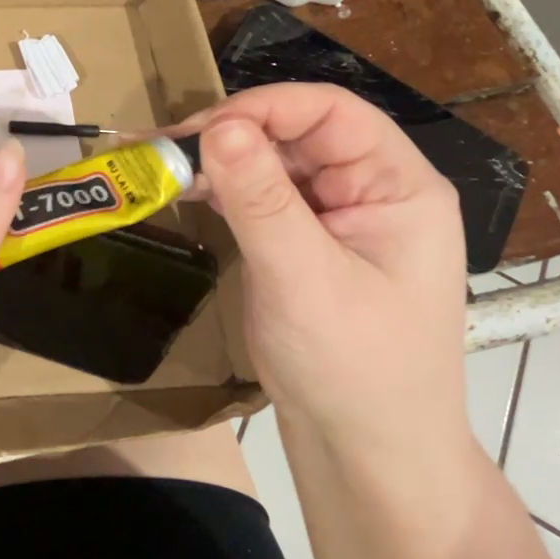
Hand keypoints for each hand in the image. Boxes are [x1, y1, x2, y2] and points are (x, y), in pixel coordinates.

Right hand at [168, 83, 468, 449]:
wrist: (364, 450)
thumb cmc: (352, 367)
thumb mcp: (303, 278)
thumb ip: (260, 199)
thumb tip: (218, 126)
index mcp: (398, 187)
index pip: (332, 112)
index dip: (264, 108)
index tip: (200, 130)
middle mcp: (370, 191)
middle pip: (297, 133)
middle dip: (231, 134)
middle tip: (163, 149)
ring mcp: (336, 218)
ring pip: (272, 163)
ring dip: (219, 161)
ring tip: (160, 167)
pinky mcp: (305, 243)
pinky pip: (260, 197)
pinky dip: (221, 190)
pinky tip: (184, 192)